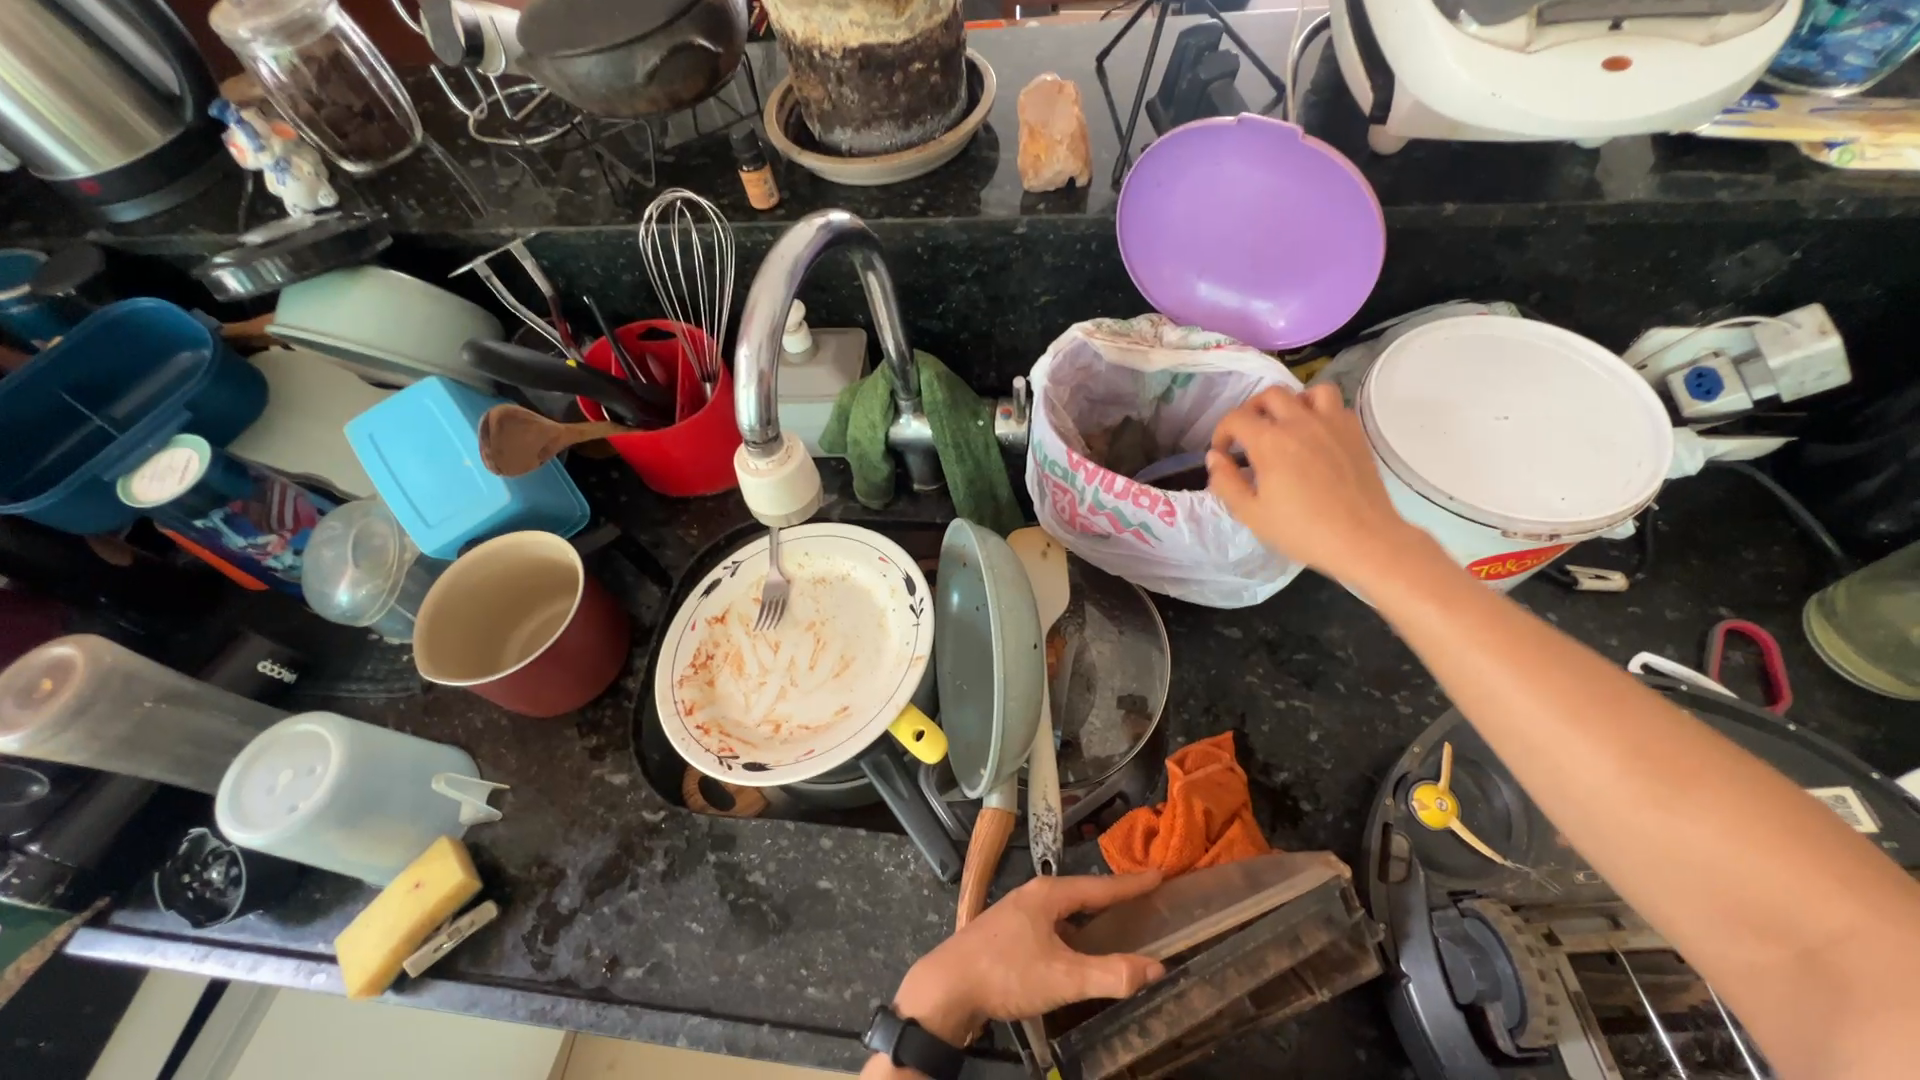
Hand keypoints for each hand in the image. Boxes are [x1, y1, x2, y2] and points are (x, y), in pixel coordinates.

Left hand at [890, 873, 1165, 1044]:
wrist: (946, 988)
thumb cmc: (1006, 975)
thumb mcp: (1064, 978)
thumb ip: (1111, 974)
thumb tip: (1157, 968)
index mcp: (1048, 895)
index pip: (1100, 886)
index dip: (1131, 885)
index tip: (1159, 875)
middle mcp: (1032, 895)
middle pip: (1081, 894)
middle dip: (1111, 898)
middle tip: (1142, 901)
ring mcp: (1014, 913)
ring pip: (1062, 911)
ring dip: (1088, 918)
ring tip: (1115, 927)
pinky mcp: (1004, 933)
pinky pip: (1048, 925)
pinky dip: (1069, 933)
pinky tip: (1074, 952)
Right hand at [1208, 384, 1430, 585]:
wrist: (1362, 539)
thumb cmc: (1302, 530)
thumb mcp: (1251, 514)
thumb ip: (1226, 482)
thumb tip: (1215, 457)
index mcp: (1270, 441)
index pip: (1236, 418)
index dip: (1222, 432)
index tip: (1222, 452)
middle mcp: (1300, 422)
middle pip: (1270, 395)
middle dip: (1251, 410)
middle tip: (1248, 435)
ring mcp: (1332, 423)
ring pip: (1309, 391)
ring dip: (1292, 402)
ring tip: (1287, 424)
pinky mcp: (1355, 432)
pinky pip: (1335, 405)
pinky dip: (1320, 411)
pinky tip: (1316, 434)